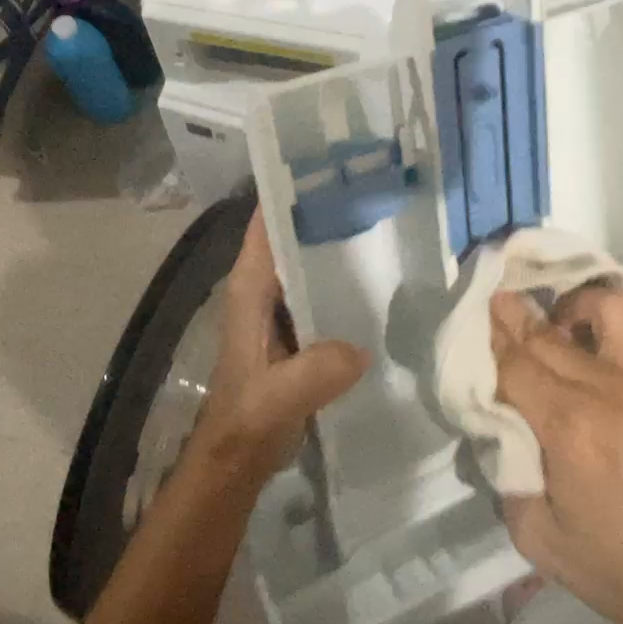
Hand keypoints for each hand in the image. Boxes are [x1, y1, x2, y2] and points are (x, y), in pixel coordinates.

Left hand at [188, 210, 368, 490]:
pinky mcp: (295, 329)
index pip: (267, 223)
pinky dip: (342, 279)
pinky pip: (320, 289)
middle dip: (324, 210)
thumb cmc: (248, 420)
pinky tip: (379, 279)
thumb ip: (315, 371)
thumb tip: (360, 349)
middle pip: (291, 234)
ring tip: (384, 220)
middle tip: (375, 187)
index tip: (331, 164)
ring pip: (307, 260)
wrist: (238, 459)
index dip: (292, 191)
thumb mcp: (279, 397)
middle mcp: (262, 288)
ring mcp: (278, 308)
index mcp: (250, 288)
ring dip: (335, 242)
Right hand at [491, 288, 622, 623]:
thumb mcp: (536, 537)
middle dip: (515, 315)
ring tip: (567, 324)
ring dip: (581, 305)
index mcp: (569, 430)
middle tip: (499, 300)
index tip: (473, 315)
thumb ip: (503, 473)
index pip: (514, 363)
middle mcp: (611, 392)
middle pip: (549, 333)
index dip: (489, 338)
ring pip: (614, 307)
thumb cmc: (616, 568)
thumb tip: (490, 424)